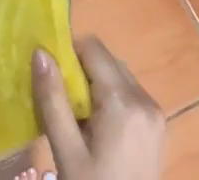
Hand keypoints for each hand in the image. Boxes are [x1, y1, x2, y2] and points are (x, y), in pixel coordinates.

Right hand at [31, 37, 165, 179]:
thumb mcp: (66, 150)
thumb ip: (53, 100)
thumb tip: (39, 52)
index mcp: (124, 101)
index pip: (93, 48)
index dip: (68, 53)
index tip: (49, 75)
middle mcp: (145, 99)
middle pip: (107, 60)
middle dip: (80, 72)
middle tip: (60, 101)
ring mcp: (155, 113)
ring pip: (119, 76)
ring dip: (95, 86)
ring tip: (77, 120)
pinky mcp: (158, 126)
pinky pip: (130, 95)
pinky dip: (110, 100)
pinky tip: (96, 130)